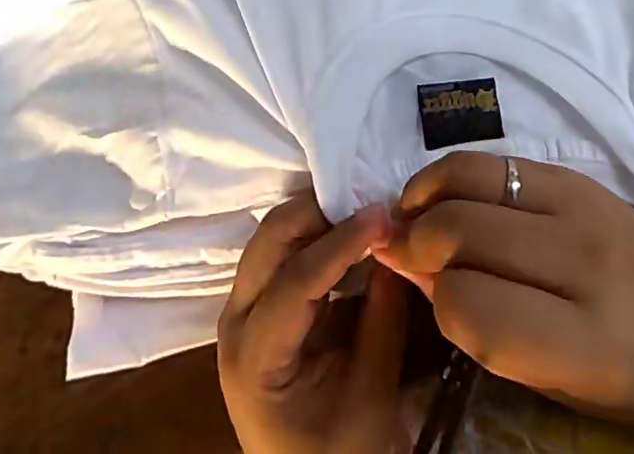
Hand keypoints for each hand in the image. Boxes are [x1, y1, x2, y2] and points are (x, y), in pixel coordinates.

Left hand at [218, 197, 409, 453]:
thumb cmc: (339, 450)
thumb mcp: (371, 394)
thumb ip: (384, 318)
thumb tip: (397, 248)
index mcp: (254, 359)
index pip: (294, 282)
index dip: (339, 243)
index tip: (381, 215)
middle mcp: (236, 322)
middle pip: (269, 243)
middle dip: (318, 213)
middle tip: (371, 205)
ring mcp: (243, 308)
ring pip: (272, 237)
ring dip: (317, 215)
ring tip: (364, 212)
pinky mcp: (259, 302)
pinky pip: (283, 249)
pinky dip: (316, 231)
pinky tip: (350, 230)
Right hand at [374, 152, 633, 423]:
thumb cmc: (632, 374)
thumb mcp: (559, 382)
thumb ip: (480, 329)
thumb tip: (404, 267)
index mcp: (593, 344)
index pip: (475, 309)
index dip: (439, 304)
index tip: (433, 301)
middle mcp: (588, 265)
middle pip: (463, 234)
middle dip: (418, 245)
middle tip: (403, 253)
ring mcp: (581, 207)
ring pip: (469, 184)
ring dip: (424, 201)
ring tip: (413, 219)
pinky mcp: (572, 175)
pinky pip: (491, 161)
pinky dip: (450, 175)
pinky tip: (438, 194)